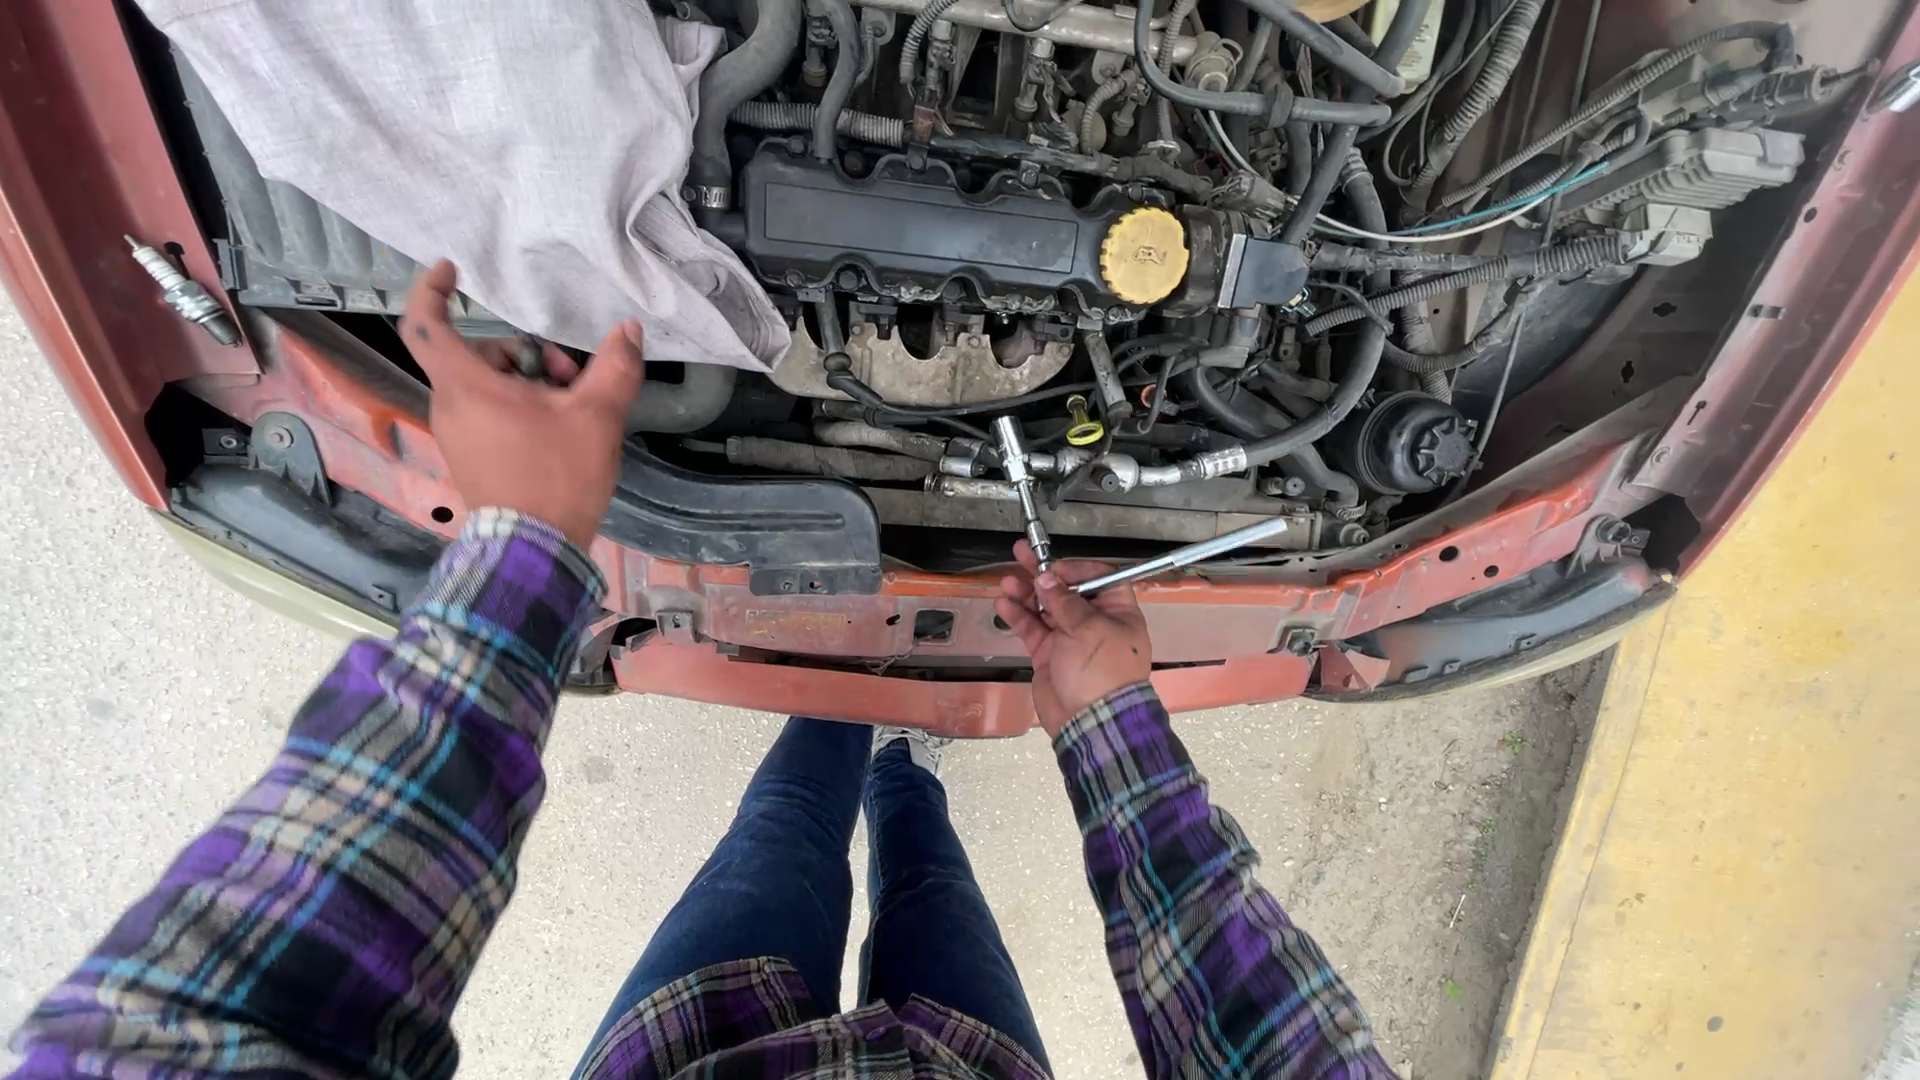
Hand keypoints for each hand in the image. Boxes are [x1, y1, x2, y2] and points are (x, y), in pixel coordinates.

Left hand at [400, 260, 643, 547]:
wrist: (538, 543)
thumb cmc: (559, 474)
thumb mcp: (596, 416)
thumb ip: (614, 369)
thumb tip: (628, 330)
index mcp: (467, 386)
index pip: (427, 325)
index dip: (432, 290)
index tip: (450, 270)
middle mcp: (451, 406)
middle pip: (481, 356)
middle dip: (528, 357)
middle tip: (571, 378)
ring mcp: (458, 435)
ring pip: (489, 387)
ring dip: (531, 386)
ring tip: (573, 410)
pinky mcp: (471, 457)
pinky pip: (490, 415)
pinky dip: (521, 410)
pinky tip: (559, 432)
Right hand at [995, 540, 1152, 735]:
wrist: (1090, 722)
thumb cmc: (1102, 671)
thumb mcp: (1089, 629)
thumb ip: (1064, 601)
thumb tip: (1045, 578)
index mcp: (1117, 614)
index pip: (1099, 579)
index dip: (1077, 569)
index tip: (1055, 567)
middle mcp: (1094, 623)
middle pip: (1067, 590)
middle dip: (1043, 574)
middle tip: (1021, 554)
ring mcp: (1070, 639)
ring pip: (1045, 608)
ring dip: (1025, 594)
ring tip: (1006, 582)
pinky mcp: (1049, 655)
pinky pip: (1032, 629)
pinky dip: (1018, 616)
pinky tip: (1003, 604)